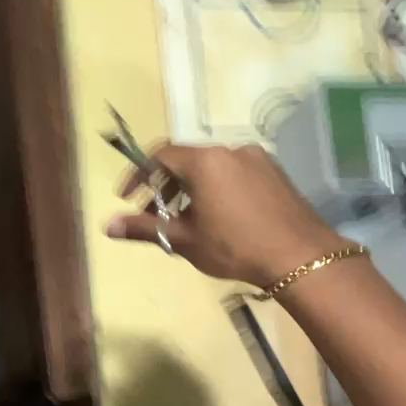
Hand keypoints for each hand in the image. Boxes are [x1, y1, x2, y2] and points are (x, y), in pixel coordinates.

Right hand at [106, 143, 348, 288]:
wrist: (297, 254)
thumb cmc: (233, 246)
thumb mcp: (183, 240)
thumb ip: (144, 228)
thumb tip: (108, 226)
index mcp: (205, 162)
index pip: (161, 154)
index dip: (139, 174)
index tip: (127, 198)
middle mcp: (230, 150)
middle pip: (185, 160)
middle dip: (163, 185)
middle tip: (152, 215)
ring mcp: (255, 158)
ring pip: (210, 167)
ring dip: (188, 189)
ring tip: (183, 221)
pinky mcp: (272, 172)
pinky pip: (232, 173)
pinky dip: (212, 188)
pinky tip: (214, 218)